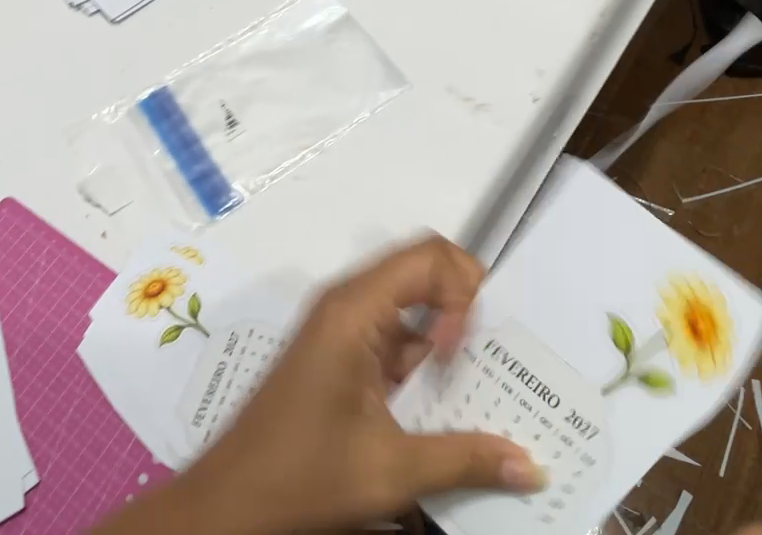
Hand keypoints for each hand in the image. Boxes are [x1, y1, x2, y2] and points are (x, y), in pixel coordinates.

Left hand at [95, 235, 544, 534]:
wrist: (227, 506)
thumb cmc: (301, 475)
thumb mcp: (390, 470)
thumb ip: (465, 459)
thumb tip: (534, 466)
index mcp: (355, 309)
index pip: (428, 256)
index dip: (462, 288)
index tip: (463, 347)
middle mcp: (348, 304)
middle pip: (421, 272)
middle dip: (463, 307)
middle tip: (493, 355)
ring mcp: (341, 328)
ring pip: (410, 307)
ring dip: (445, 338)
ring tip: (483, 381)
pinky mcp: (340, 354)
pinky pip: (394, 337)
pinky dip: (423, 361)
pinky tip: (446, 404)